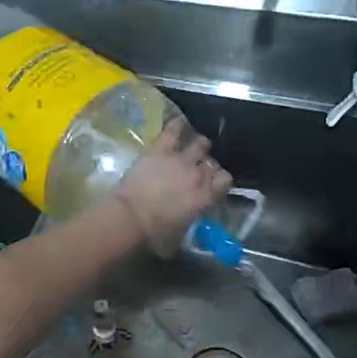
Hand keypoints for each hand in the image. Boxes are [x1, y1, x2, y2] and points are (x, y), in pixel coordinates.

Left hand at [115, 117, 232, 246]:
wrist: (130, 218)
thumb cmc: (155, 234)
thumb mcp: (180, 234)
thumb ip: (190, 220)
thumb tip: (188, 220)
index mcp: (206, 197)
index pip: (226, 179)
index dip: (220, 179)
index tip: (213, 182)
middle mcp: (198, 175)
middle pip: (212, 161)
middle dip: (207, 163)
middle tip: (197, 166)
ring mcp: (180, 159)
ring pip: (200, 143)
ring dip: (198, 144)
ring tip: (192, 145)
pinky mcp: (160, 149)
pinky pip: (174, 130)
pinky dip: (178, 125)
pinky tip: (179, 122)